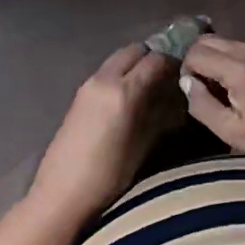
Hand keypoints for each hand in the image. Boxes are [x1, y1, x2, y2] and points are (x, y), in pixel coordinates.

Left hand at [28, 43, 180, 222]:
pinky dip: (121, 74)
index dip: (172, 62)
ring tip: (148, 87)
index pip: (155, 59)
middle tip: (166, 76)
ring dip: (135, 65)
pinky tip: (127, 97)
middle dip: (152, 58)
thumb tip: (174, 98)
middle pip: (134, 50)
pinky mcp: (78, 94)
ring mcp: (88, 84)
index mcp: (124, 91)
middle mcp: (105, 78)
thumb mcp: (143, 147)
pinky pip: (106, 71)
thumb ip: (159, 115)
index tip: (183, 74)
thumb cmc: (108, 177)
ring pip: (118, 58)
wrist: (61, 194)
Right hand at [180, 36, 244, 169]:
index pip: (195, 53)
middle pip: (208, 40)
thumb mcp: (230, 131)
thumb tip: (186, 81)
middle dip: (198, 59)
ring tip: (224, 85)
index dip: (187, 70)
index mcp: (237, 67)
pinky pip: (244, 45)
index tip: (194, 90)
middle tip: (204, 86)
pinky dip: (235, 57)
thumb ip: (201, 104)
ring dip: (217, 57)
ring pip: (226, 40)